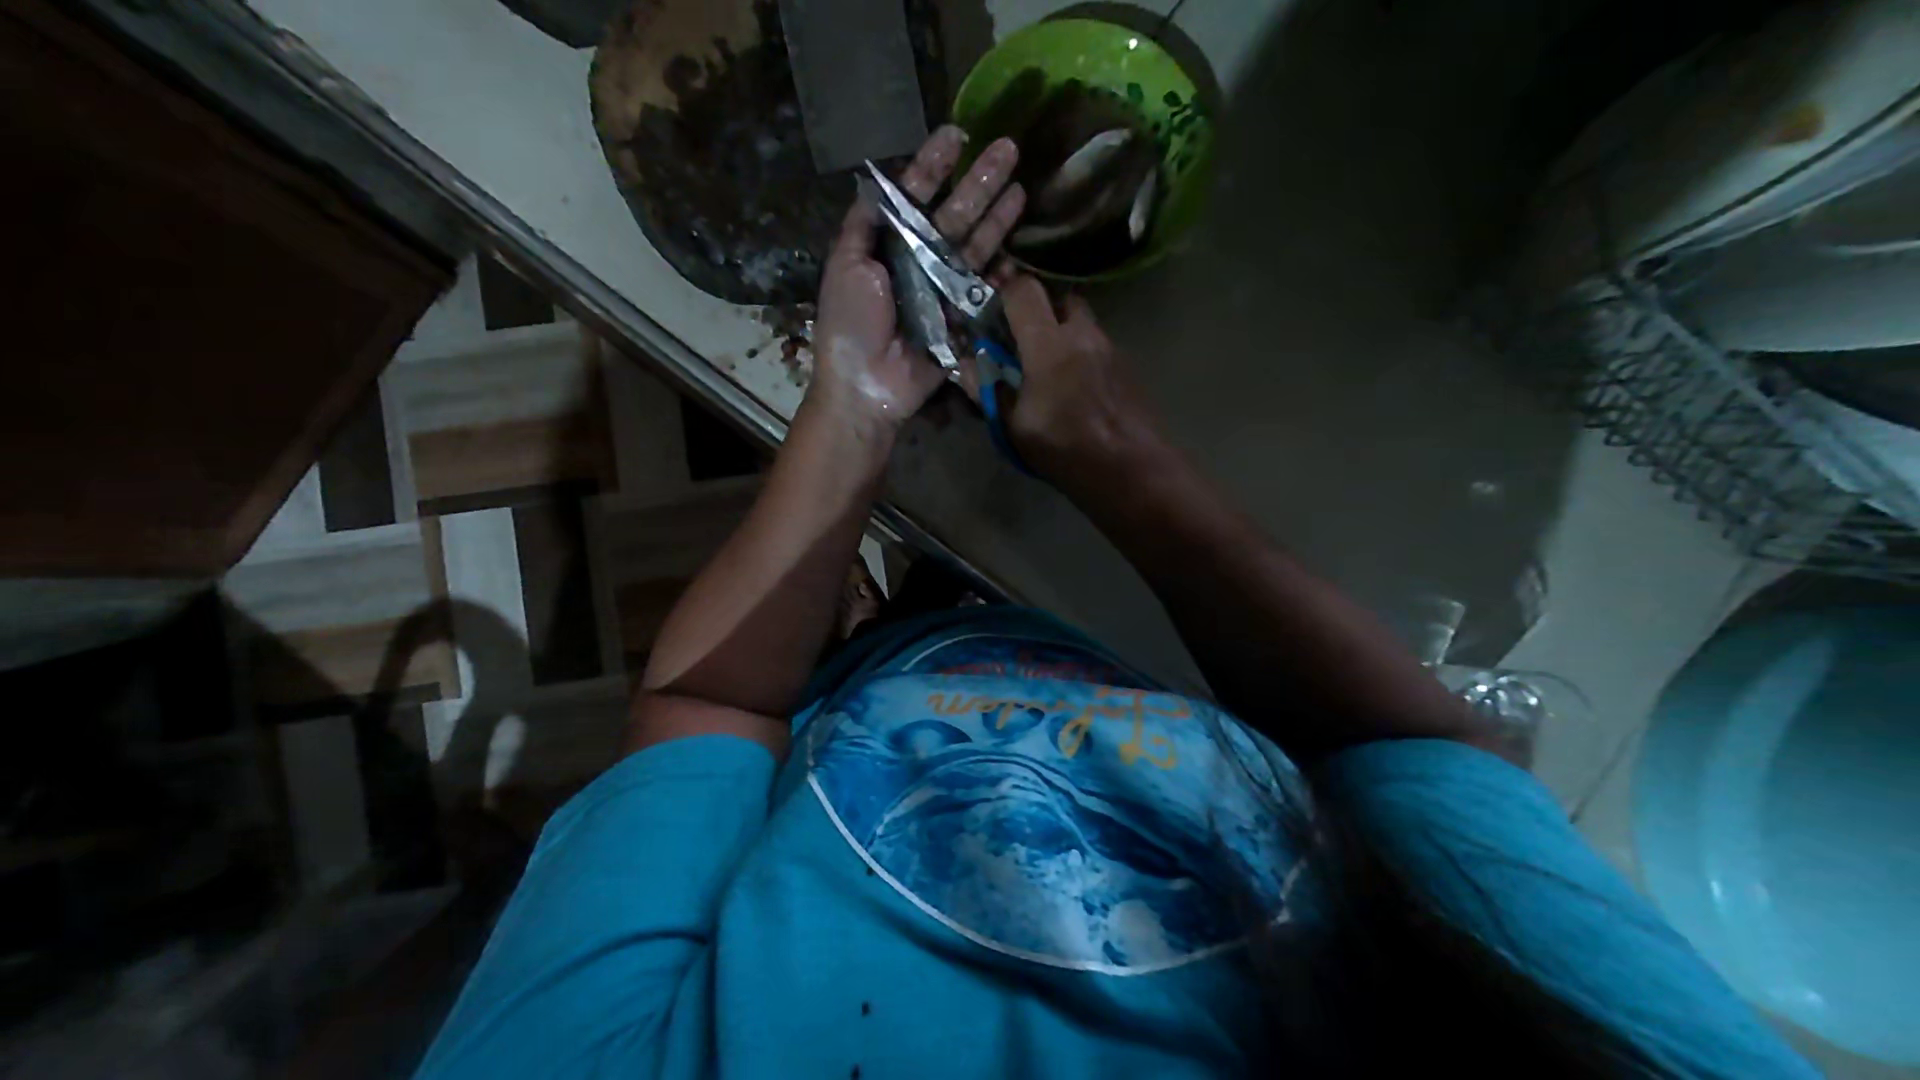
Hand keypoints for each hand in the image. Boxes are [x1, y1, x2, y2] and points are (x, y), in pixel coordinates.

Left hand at [807, 125, 1026, 430]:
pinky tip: (1018, 242)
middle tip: (1008, 148)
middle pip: (953, 214)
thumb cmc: (850, 323)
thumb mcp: (846, 264)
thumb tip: (879, 183)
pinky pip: (984, 286)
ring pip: (973, 244)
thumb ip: (865, 224)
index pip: (914, 195)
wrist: (867, 383)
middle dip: (978, 181)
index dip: (933, 165)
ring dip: (997, 215)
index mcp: (887, 244)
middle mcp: (917, 259)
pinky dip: (1002, 267)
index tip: (956, 135)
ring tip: (1021, 183)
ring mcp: (942, 287)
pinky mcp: (962, 315)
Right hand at [997, 273, 1166, 485]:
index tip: (993, 314)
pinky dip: (1081, 355)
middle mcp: (1083, 335)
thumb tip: (966, 365)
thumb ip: (987, 389)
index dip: (1004, 292)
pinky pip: (1097, 345)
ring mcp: (1110, 348)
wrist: (1133, 471)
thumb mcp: (1015, 427)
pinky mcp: (1127, 366)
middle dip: (1038, 312)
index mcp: (1049, 345)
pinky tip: (1075, 388)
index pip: (1024, 290)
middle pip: (1058, 299)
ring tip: (1049, 371)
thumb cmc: (1067, 450)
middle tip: (1022, 342)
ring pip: (1081, 322)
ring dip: (1062, 334)